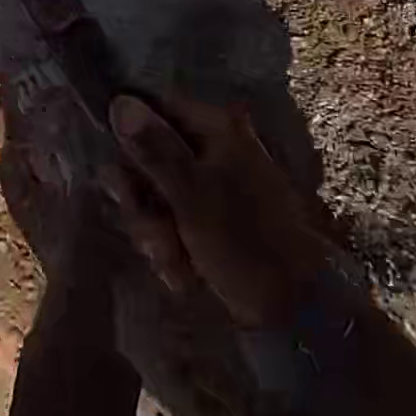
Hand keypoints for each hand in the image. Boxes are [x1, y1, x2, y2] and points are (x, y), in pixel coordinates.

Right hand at [104, 93, 336, 327]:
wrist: (296, 313)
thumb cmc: (245, 243)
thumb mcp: (192, 193)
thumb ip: (153, 148)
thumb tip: (119, 102)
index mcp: (215, 128)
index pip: (152, 109)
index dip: (130, 142)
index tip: (124, 179)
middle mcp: (211, 146)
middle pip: (146, 155)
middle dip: (142, 203)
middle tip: (156, 235)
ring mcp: (210, 182)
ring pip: (152, 192)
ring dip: (154, 232)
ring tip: (174, 261)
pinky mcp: (208, 215)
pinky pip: (167, 219)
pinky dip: (169, 247)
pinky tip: (183, 271)